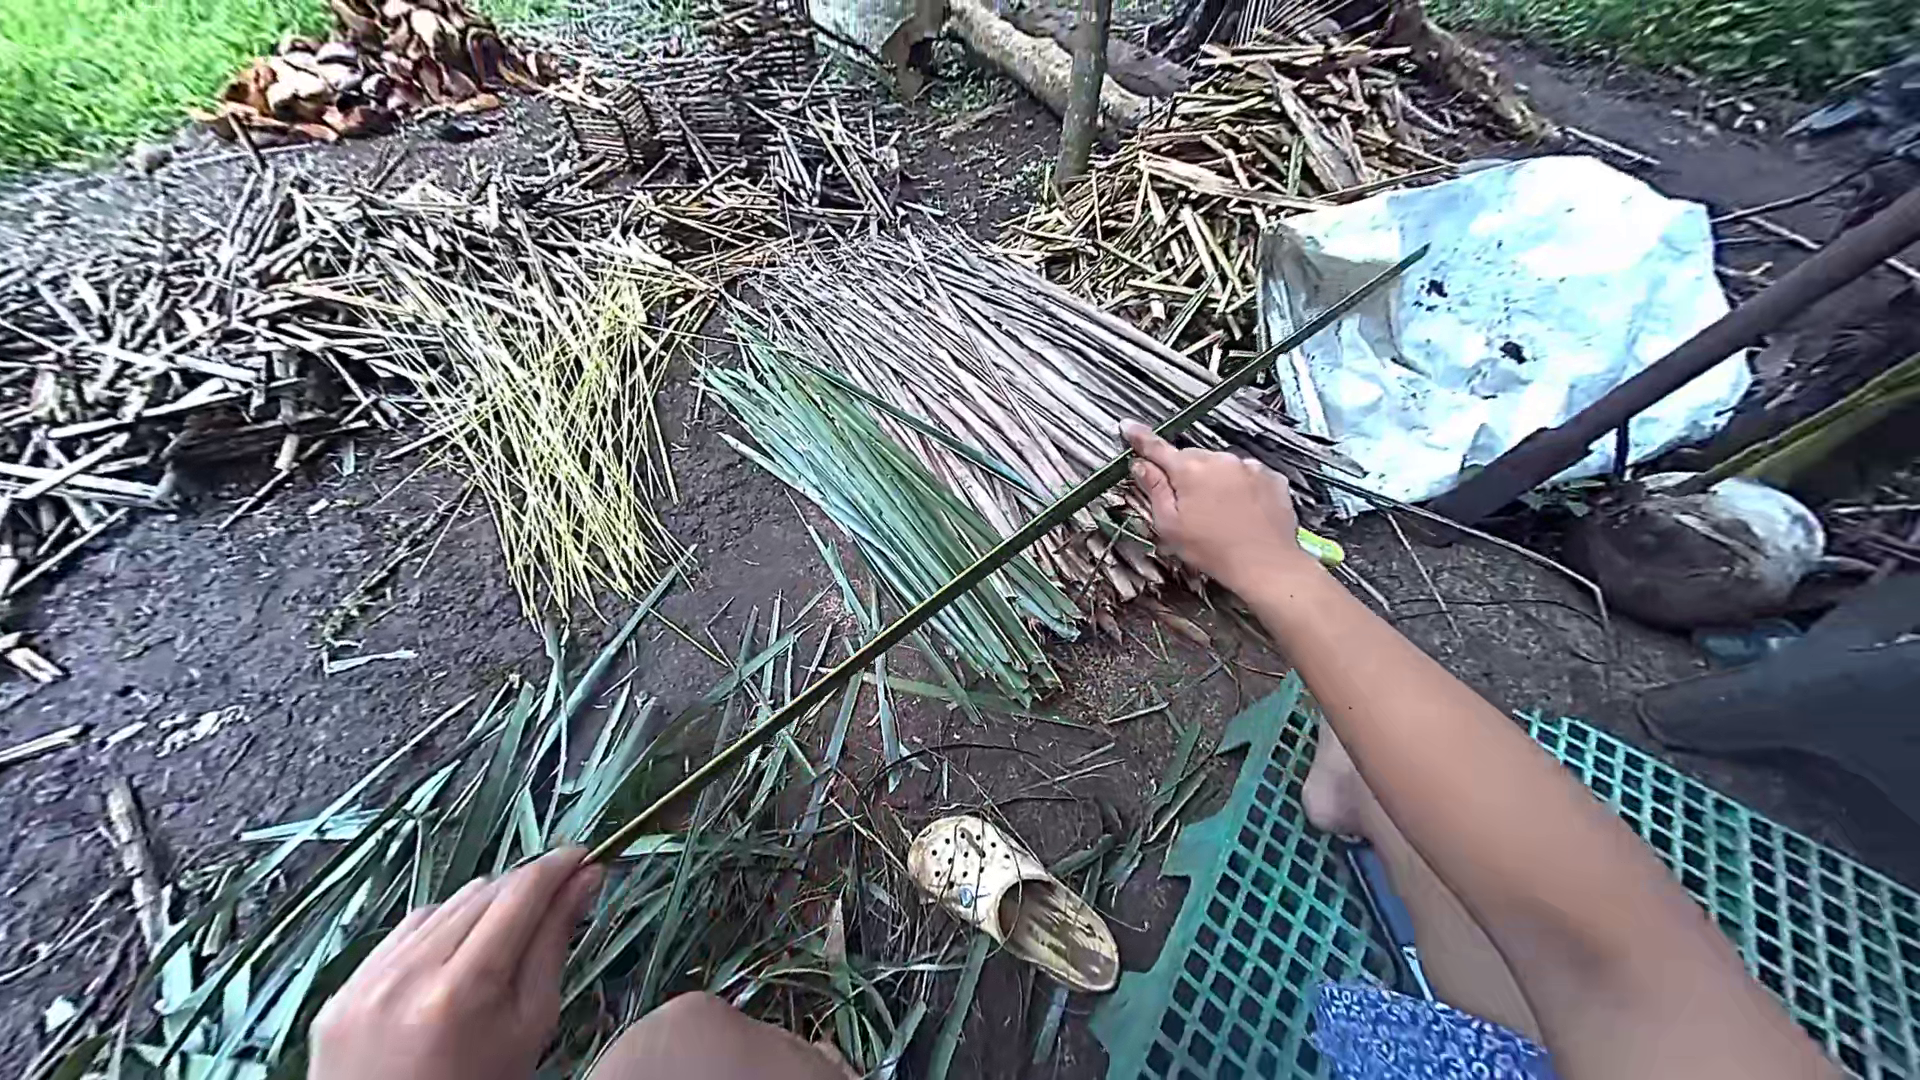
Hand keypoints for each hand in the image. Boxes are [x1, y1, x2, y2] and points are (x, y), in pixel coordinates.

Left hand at [309, 848, 602, 1079]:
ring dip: (489, 904)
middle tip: (556, 902)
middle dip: (528, 887)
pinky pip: (411, 927)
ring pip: (451, 900)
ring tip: (505, 937)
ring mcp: (365, 983)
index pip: (522, 891)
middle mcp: (407, 975)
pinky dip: (445, 925)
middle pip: (488, 889)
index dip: (559, 864)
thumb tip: (588, 876)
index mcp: (460, 990)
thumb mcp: (532, 1022)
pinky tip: (458, 955)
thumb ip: (555, 941)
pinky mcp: (341, 992)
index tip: (586, 856)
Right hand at [1122, 420, 1319, 593]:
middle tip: (1185, 506)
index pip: (1157, 448)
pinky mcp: (1272, 478)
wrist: (1265, 564)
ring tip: (1217, 514)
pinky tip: (1240, 511)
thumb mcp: (1169, 524)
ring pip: (1220, 466)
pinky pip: (1247, 475)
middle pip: (1191, 459)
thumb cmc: (1212, 549)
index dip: (1140, 438)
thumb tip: (1140, 465)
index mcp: (1189, 470)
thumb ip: (1154, 489)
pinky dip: (1239, 487)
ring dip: (1213, 482)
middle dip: (1184, 474)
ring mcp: (1249, 467)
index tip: (1128, 426)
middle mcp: (1220, 460)